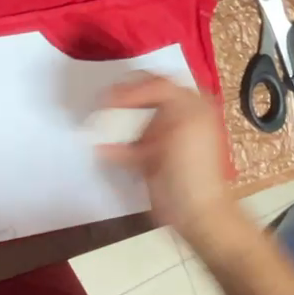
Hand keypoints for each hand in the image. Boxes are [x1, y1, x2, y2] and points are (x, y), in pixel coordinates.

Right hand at [98, 74, 238, 240]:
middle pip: (143, 101)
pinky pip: (128, 148)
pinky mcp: (151, 161)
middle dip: (121, 103)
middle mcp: (178, 119)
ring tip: (98, 124)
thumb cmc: (193, 166)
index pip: (158, 84)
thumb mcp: (184, 119)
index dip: (134, 86)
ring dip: (115, 123)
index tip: (111, 96)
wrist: (195, 211)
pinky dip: (115, 147)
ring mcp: (163, 141)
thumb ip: (161, 95)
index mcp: (192, 106)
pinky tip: (102, 148)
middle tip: (102, 106)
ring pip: (133, 123)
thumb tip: (131, 91)